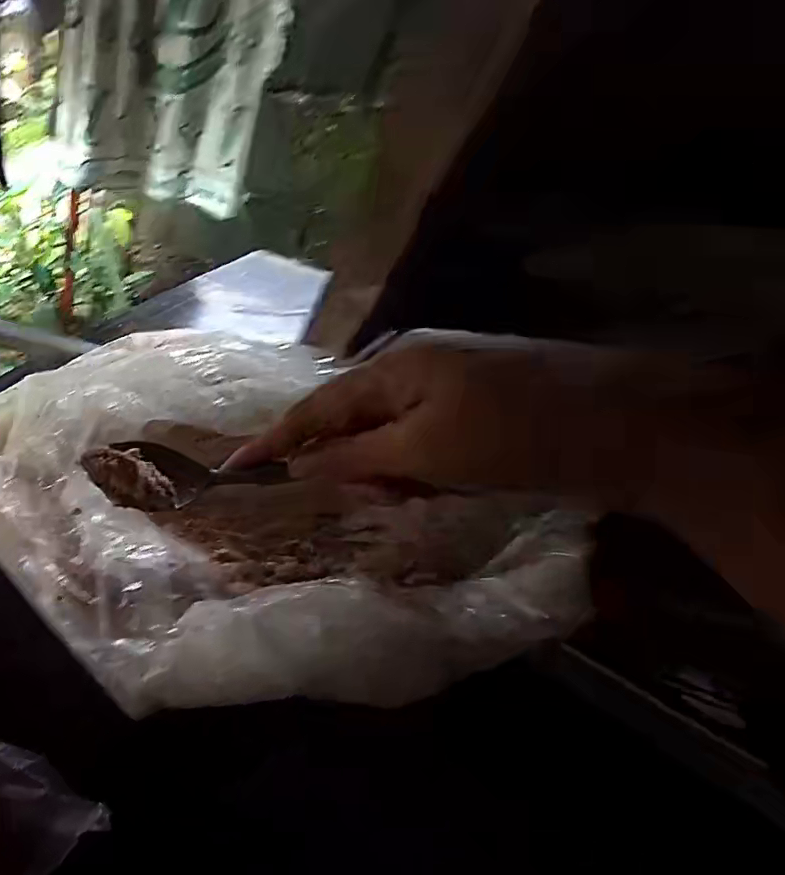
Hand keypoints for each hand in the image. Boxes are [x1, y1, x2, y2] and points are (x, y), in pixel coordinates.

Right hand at [223, 330, 653, 504]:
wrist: (653, 429)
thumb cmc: (519, 436)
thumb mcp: (420, 453)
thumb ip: (347, 459)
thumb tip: (296, 467)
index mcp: (394, 368)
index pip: (311, 410)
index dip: (270, 442)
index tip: (232, 466)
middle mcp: (414, 367)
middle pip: (347, 423)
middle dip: (348, 464)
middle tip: (376, 496)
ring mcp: (448, 382)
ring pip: (383, 435)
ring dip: (387, 470)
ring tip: (418, 493)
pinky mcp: (476, 403)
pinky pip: (417, 436)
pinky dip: (416, 465)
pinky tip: (442, 482)